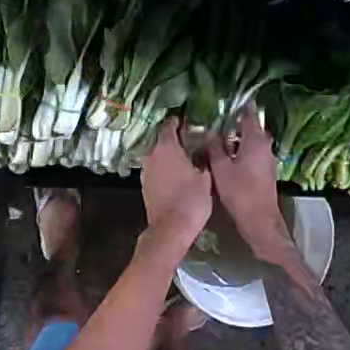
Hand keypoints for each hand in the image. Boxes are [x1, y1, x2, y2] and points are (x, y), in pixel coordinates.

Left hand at [139, 117, 212, 261]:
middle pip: (161, 140)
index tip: (186, 121)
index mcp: (166, 147)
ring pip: (157, 156)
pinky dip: (164, 169)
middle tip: (190, 141)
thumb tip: (204, 151)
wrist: (170, 228)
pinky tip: (175, 175)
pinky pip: (155, 170)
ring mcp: (145, 170)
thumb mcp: (205, 178)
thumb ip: (203, 160)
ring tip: (184, 158)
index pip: (169, 125)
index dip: (177, 122)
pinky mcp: (144, 185)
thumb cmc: (191, 200)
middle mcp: (151, 155)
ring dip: (168, 155)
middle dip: (174, 139)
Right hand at [207, 107, 293, 265]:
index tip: (228, 98)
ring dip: (236, 138)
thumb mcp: (221, 167)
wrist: (259, 221)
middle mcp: (264, 147)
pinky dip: (239, 150)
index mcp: (255, 141)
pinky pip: (251, 153)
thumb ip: (214, 147)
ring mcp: (266, 160)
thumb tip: (207, 132)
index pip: (249, 115)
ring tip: (215, 135)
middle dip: (234, 123)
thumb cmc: (240, 192)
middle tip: (215, 118)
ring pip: (250, 141)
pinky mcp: (264, 171)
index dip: (240, 105)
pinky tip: (224, 155)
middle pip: (250, 128)